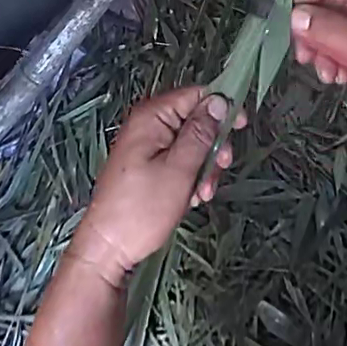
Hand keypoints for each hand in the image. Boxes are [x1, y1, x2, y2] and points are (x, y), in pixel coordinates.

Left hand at [66, 87, 245, 288]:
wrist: (106, 250)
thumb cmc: (142, 209)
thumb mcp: (179, 169)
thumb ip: (201, 133)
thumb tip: (219, 100)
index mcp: (152, 116)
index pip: (195, 95)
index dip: (222, 107)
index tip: (241, 127)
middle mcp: (148, 123)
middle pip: (195, 120)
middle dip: (213, 145)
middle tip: (220, 169)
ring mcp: (146, 144)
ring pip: (190, 143)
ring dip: (204, 166)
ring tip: (202, 194)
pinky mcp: (146, 165)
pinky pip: (178, 159)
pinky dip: (190, 176)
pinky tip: (191, 198)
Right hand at [290, 0, 346, 108]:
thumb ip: (327, 30)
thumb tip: (293, 15)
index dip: (299, 9)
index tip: (292, 40)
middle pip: (324, 6)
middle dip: (313, 36)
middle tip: (308, 64)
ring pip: (335, 24)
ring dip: (326, 50)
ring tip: (331, 77)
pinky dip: (341, 54)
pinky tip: (343, 76)